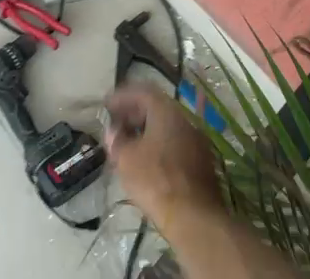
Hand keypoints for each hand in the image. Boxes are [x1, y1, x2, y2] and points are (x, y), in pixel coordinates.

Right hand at [104, 84, 220, 230]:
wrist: (195, 218)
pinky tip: (147, 160)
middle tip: (116, 123)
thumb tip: (113, 132)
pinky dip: (159, 145)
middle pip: (157, 108)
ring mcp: (198, 143)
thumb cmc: (155, 180)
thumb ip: (117, 139)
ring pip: (167, 128)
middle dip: (134, 114)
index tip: (106, 105)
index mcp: (167, 112)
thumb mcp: (125, 157)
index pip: (142, 92)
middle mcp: (186, 121)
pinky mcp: (203, 165)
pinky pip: (176, 145)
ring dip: (147, 131)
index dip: (121, 96)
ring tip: (128, 143)